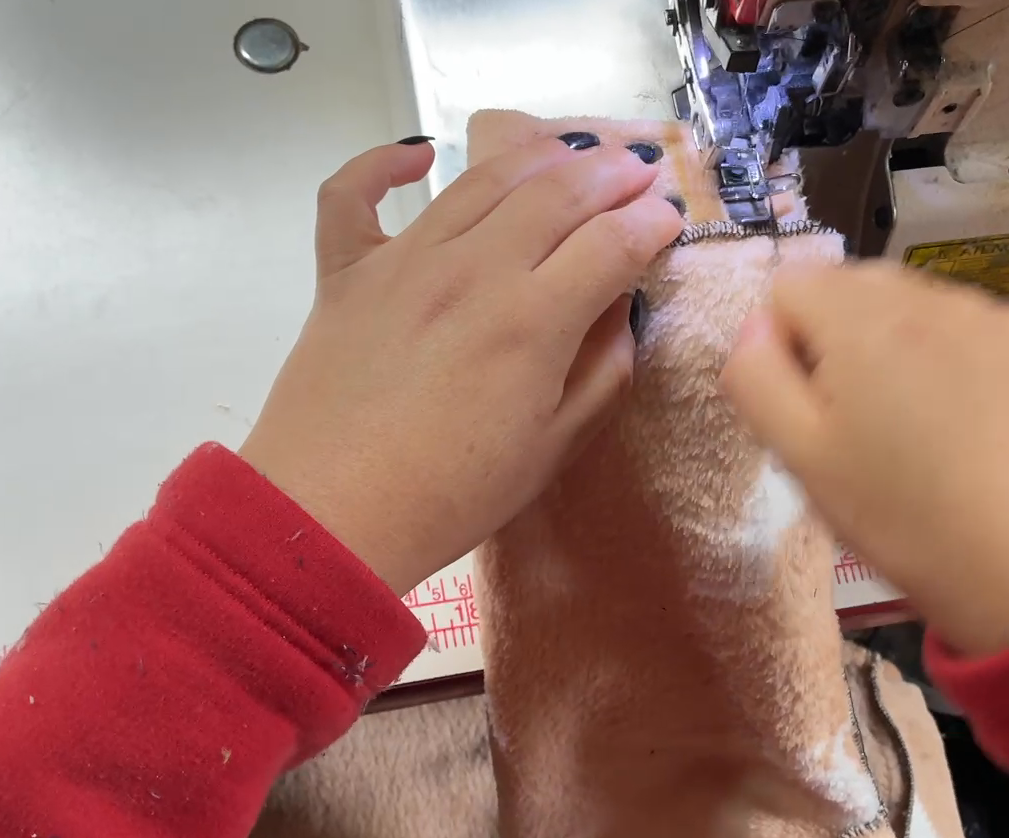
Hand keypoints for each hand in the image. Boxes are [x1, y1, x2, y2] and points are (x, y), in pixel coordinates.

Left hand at [239, 137, 683, 592]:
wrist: (336, 515)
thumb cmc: (455, 496)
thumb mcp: (554, 448)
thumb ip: (601, 374)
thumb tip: (621, 312)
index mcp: (532, 321)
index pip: (610, 244)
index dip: (650, 223)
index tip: (672, 216)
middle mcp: (472, 270)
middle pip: (554, 194)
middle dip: (609, 172)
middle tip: (637, 165)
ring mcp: (402, 261)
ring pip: (478, 180)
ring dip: (535, 156)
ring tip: (569, 152)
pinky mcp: (345, 270)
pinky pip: (354, 193)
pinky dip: (382, 163)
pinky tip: (415, 155)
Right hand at [719, 263, 1008, 655]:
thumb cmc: (897, 517)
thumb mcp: (801, 458)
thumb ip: (757, 380)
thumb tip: (754, 328)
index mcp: (863, 319)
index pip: (787, 286)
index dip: (780, 346)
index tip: (807, 408)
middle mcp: (929, 294)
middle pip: (847, 285)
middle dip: (832, 339)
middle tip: (853, 421)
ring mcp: (989, 313)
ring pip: (904, 302)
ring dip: (886, 343)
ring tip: (908, 423)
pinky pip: (958, 324)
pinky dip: (941, 354)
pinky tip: (957, 417)